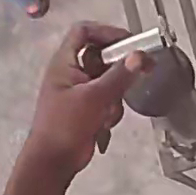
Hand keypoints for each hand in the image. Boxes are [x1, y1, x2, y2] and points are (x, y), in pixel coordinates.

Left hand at [20, 23, 149, 178]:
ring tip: (107, 112)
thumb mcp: (95, 98)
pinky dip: (110, 111)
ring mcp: (80, 91)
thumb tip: (140, 55)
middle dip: (119, 69)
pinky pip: (108, 100)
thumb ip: (119, 75)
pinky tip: (103, 126)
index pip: (83, 32)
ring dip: (115, 96)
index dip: (106, 32)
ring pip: (109, 80)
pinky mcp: (88, 109)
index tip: (129, 42)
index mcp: (64, 63)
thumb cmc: (66, 125)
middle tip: (142, 70)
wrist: (53, 162)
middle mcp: (72, 73)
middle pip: (102, 56)